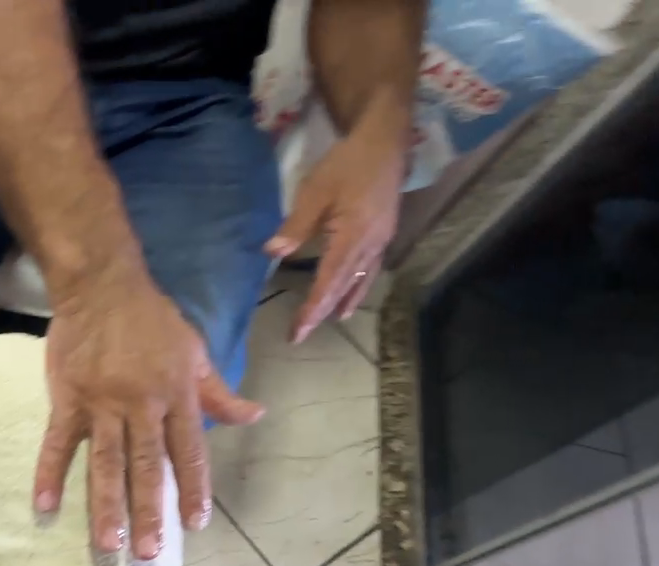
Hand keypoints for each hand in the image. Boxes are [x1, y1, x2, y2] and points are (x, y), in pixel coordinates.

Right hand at [37, 267, 264, 562]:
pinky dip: (49, 472)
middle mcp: (142, 405)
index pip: (189, 450)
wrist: (102, 286)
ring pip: (105, 462)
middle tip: (149, 552)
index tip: (196, 525)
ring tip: (107, 543)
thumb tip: (254, 417)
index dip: (193, 488)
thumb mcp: (195, 352)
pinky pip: (58, 442)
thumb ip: (218, 393)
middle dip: (149, 511)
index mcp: (177, 394)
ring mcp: (102, 404)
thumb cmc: (152, 320)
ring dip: (106, 505)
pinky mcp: (68, 399)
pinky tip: (44, 504)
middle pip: (145, 465)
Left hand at [267, 123, 405, 342]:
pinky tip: (353, 293)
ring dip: (343, 302)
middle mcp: (370, 244)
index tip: (297, 331)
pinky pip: (370, 267)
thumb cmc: (347, 163)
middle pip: (343, 287)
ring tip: (332, 320)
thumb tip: (272, 252)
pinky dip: (359, 285)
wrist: (386, 137)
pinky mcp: (384, 231)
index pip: (327, 283)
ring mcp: (381, 238)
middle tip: (303, 334)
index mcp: (352, 238)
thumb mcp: (314, 191)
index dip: (311, 309)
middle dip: (322, 312)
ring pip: (360, 279)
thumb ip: (294, 225)